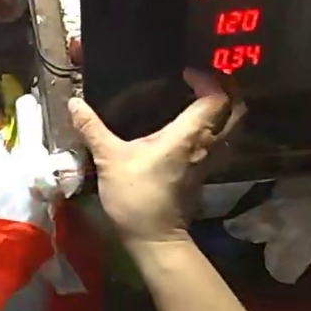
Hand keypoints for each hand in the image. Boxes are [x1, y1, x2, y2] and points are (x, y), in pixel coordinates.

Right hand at [68, 70, 241, 246]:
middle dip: (228, 90)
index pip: (216, 98)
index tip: (186, 73)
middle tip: (205, 80)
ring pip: (231, 128)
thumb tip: (74, 103)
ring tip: (199, 99)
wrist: (153, 237)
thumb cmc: (135, 195)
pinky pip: (218, 142)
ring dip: (223, 110)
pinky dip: (212, 128)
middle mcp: (206, 145)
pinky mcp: (202, 174)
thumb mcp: (109, 158)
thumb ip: (92, 128)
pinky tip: (188, 128)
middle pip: (236, 111)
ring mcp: (207, 161)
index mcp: (188, 136)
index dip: (208, 79)